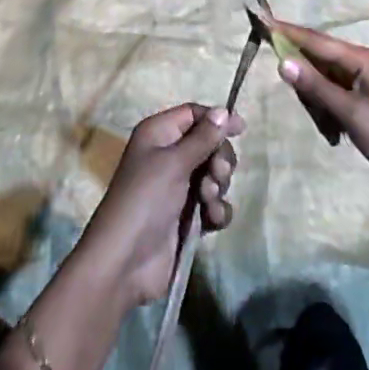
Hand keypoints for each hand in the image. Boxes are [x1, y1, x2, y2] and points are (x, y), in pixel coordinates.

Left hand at [74, 103, 243, 307]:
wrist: (127, 260)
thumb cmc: (146, 198)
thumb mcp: (174, 162)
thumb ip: (203, 138)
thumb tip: (224, 110)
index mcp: (158, 134)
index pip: (192, 114)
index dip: (216, 119)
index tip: (241, 129)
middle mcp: (168, 156)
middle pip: (209, 144)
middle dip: (219, 158)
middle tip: (216, 173)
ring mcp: (179, 187)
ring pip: (214, 175)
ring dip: (218, 186)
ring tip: (206, 200)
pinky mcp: (188, 216)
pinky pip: (214, 204)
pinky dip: (217, 210)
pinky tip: (211, 219)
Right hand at [267, 19, 368, 198]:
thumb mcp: (348, 112)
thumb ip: (314, 86)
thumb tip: (281, 61)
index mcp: (362, 58)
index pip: (317, 40)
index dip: (288, 32)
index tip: (261, 21)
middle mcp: (359, 62)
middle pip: (315, 59)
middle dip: (305, 83)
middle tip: (312, 110)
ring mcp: (358, 80)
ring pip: (319, 80)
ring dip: (316, 103)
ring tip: (329, 128)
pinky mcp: (356, 97)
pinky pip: (327, 94)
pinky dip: (324, 111)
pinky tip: (333, 132)